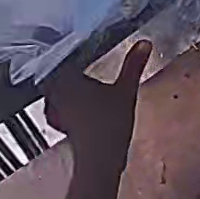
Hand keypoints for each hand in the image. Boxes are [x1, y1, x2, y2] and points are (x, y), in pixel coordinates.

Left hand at [44, 40, 152, 176]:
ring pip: (54, 86)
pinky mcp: (59, 121)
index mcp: (65, 77)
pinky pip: (58, 102)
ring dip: (64, 80)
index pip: (60, 54)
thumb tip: (145, 42)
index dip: (67, 45)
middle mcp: (55, 90)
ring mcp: (54, 107)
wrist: (99, 159)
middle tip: (77, 54)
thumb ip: (133, 65)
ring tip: (78, 74)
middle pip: (54, 69)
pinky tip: (78, 99)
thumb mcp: (125, 90)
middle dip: (65, 63)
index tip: (74, 39)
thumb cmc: (109, 123)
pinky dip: (66, 98)